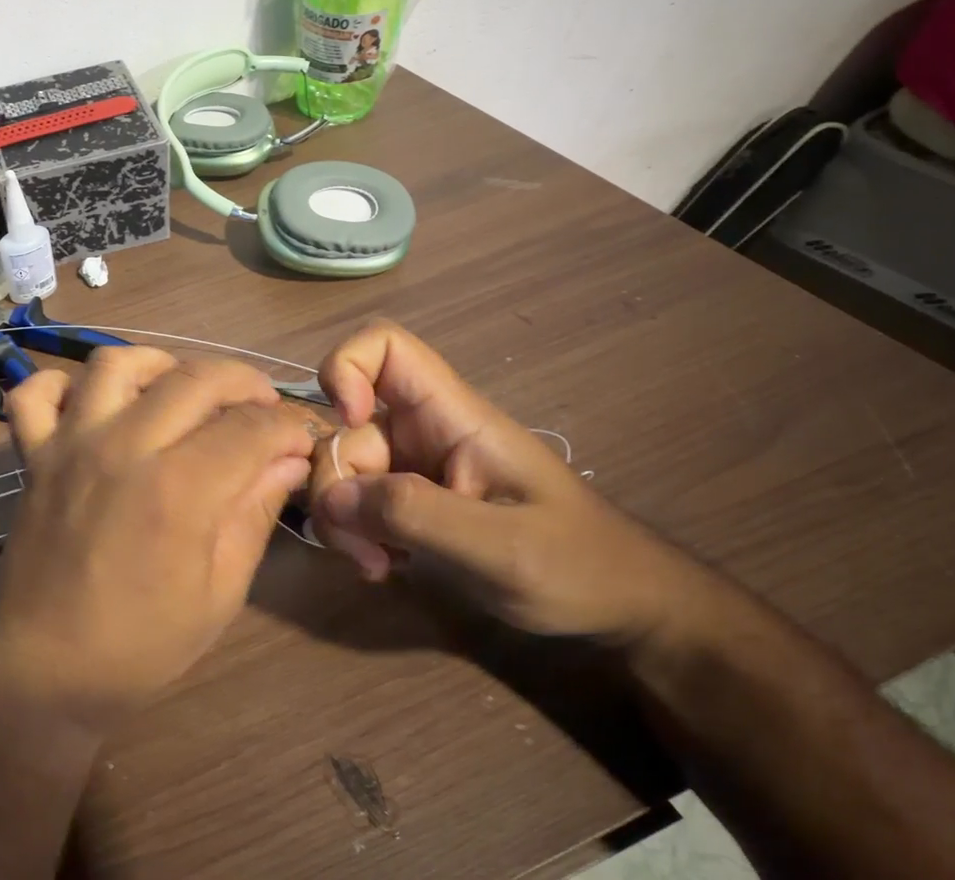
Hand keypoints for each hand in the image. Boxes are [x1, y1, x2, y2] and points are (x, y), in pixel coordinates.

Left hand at [0, 347, 315, 733]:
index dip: (289, 425)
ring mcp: (70, 445)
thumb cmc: (144, 644)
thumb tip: (290, 458)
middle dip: (244, 382)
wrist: (50, 668)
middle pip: (194, 378)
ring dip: (159, 365)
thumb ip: (255, 512)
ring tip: (182, 391)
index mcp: (179, 489)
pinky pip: (34, 394)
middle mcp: (123, 448)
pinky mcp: (33, 455)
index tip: (301, 439)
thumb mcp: (221, 591)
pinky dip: (63, 385)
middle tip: (260, 409)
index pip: (252, 426)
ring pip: (114, 363)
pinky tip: (93, 406)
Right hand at [307, 322, 703, 644]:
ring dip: (344, 521)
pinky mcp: (412, 503)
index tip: (348, 423)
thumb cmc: (580, 566)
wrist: (624, 608)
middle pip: (347, 427)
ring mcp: (416, 469)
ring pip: (346, 471)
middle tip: (364, 549)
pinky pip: (358, 503)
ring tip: (379, 566)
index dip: (347, 369)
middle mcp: (425, 432)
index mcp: (455, 417)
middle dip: (337, 485)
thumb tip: (331, 498)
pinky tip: (386, 567)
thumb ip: (416, 515)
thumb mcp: (502, 547)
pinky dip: (356, 535)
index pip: (384, 347)